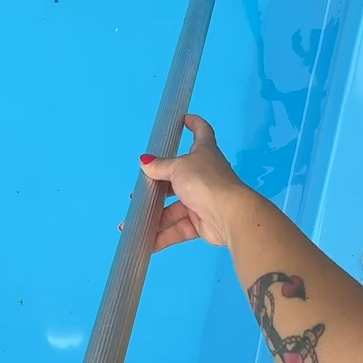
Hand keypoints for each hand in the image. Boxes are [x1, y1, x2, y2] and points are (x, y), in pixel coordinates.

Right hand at [139, 115, 260, 250]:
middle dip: (157, 187)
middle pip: (177, 178)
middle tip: (137, 194)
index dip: (193, 123)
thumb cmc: (205, 182)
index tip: (183, 119)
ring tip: (133, 222)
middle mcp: (204, 175)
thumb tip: (145, 162)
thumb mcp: (178, 168)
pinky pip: (179, 229)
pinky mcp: (202, 223)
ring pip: (174, 208)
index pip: (201, 131)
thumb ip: (160, 167)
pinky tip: (145, 242)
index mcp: (204, 153)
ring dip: (155, 217)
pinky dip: (163, 236)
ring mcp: (203, 200)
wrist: (229, 215)